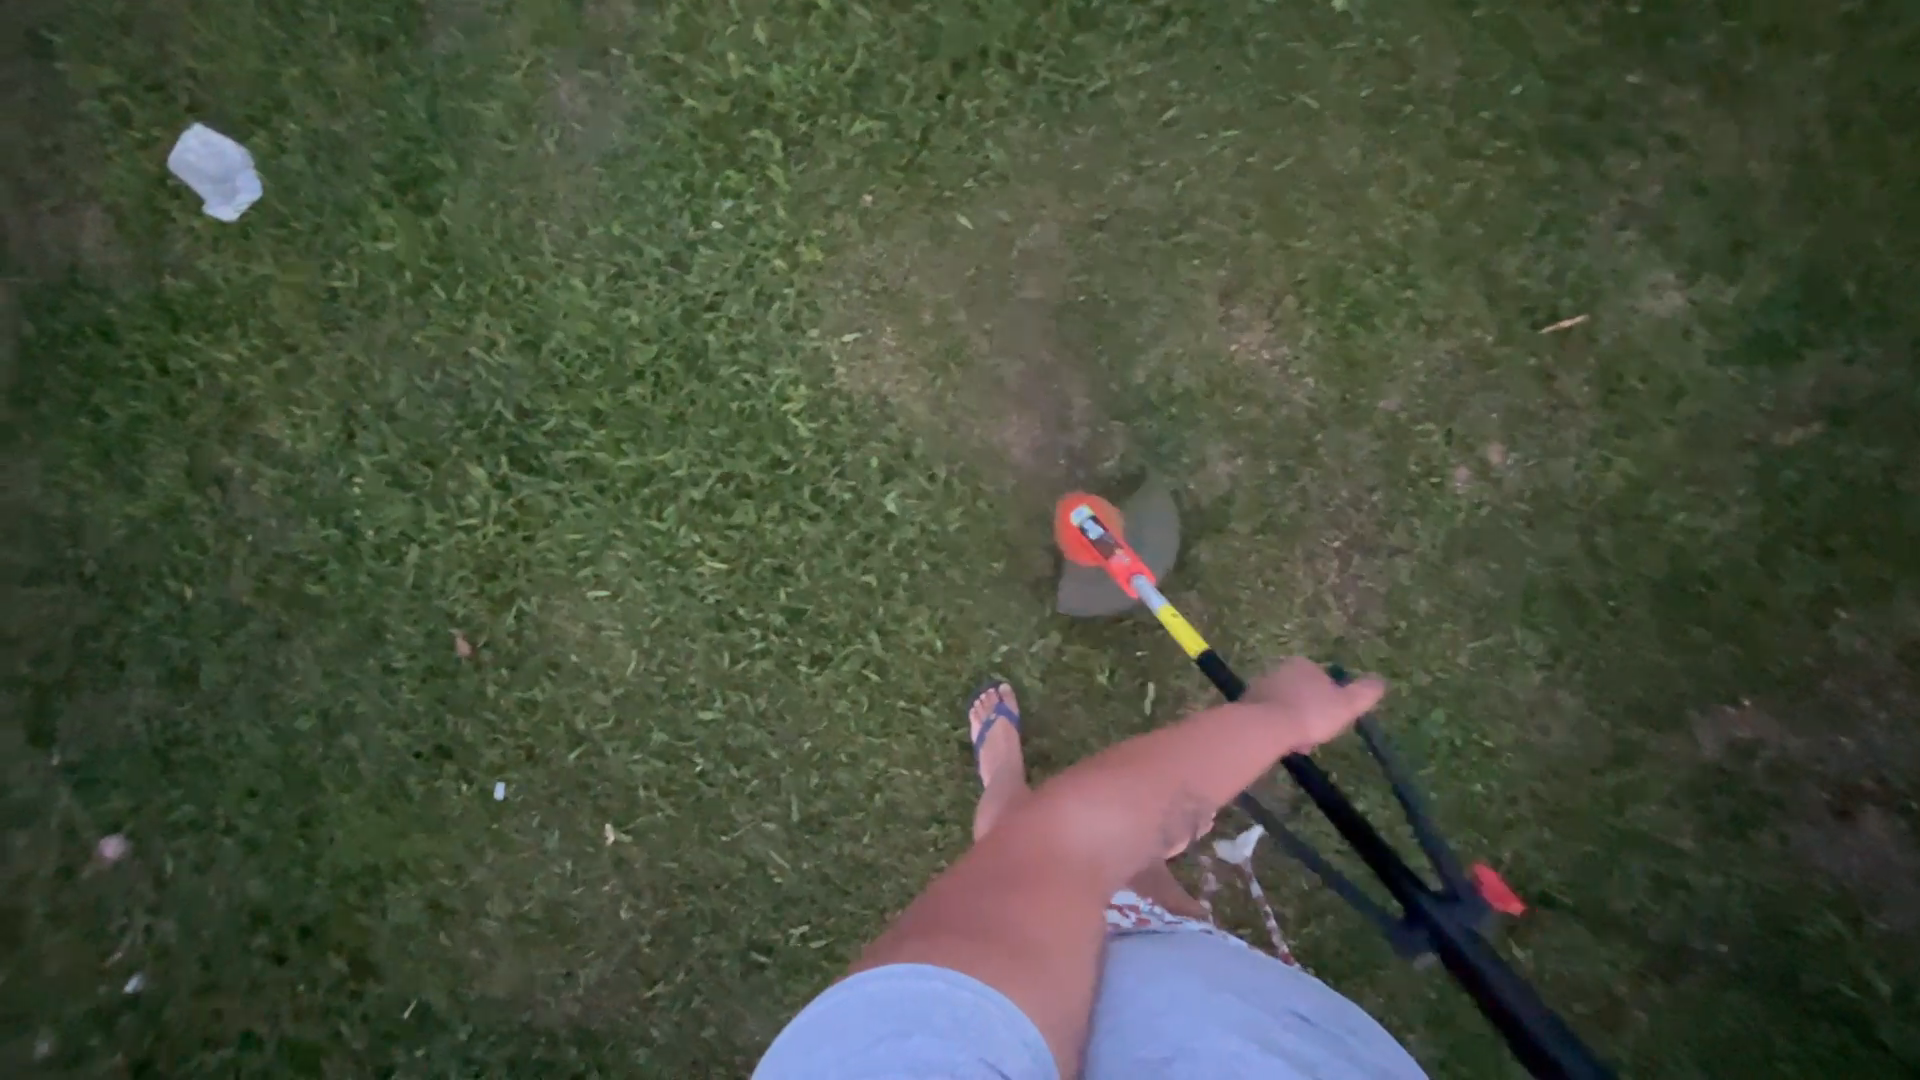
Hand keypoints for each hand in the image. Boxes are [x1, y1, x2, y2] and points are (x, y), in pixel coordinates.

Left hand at [1240, 657, 1386, 751]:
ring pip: (1284, 708)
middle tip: (1313, 737)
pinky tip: (1281, 745)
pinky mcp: (1245, 704)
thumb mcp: (1347, 704)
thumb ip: (1365, 692)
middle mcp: (1277, 669)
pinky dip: (1276, 730)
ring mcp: (1259, 686)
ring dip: (1293, 726)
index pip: (1321, 682)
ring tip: (1297, 745)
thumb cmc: (1312, 713)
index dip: (1329, 703)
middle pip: (1302, 696)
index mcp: (1301, 664)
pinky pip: (1267, 718)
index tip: (1331, 721)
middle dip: (1309, 717)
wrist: (1268, 726)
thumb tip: (1379, 681)